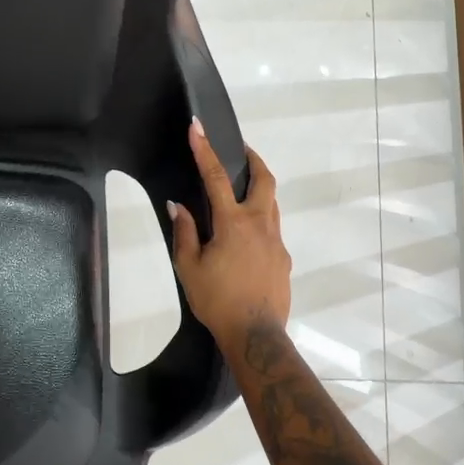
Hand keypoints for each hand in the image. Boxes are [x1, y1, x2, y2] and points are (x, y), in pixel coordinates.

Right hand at [168, 121, 290, 348]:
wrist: (257, 337)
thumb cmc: (217, 300)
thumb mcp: (189, 267)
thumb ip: (185, 232)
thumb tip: (179, 206)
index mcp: (233, 223)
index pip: (216, 177)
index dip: (205, 149)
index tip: (197, 126)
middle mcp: (260, 225)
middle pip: (265, 180)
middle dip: (253, 159)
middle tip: (241, 150)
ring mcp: (277, 243)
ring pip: (272, 204)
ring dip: (259, 190)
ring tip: (240, 194)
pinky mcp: (284, 260)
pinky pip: (272, 231)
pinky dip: (259, 221)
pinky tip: (244, 240)